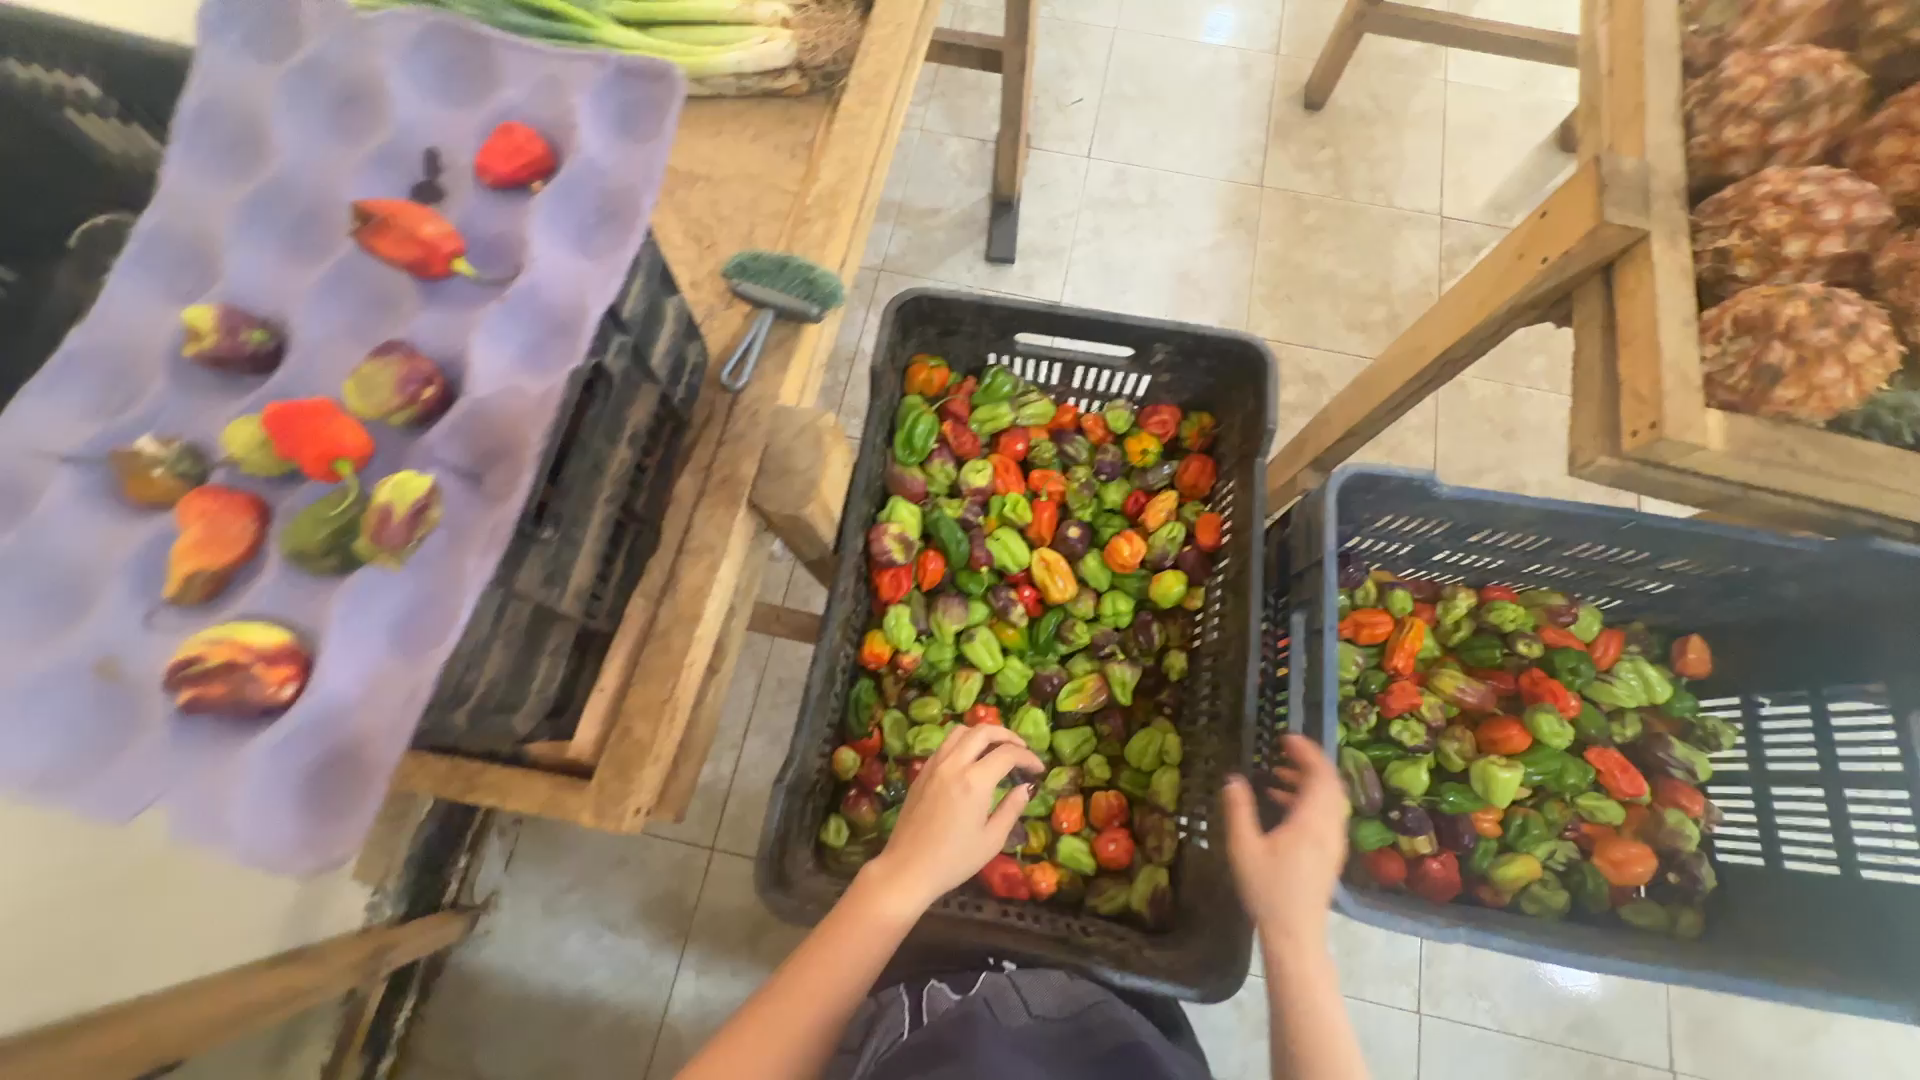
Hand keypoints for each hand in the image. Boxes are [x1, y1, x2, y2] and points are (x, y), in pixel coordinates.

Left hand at [861, 724, 1044, 917]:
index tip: (1038, 769)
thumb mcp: (992, 840)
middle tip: (1022, 749)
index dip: (1028, 757)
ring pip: (960, 731)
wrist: (907, 869)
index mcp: (974, 781)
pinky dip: (963, 743)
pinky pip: (945, 745)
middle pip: (983, 731)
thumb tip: (1025, 787)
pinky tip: (970, 761)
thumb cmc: (954, 860)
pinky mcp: (921, 772)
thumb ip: (1011, 808)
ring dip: (983, 734)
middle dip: (1007, 735)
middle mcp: (953, 764)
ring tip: (997, 749)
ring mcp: (934, 765)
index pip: (1007, 754)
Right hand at [1221, 734, 1348, 942]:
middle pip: (1330, 785)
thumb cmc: (1267, 890)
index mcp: (1311, 822)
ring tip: (1276, 775)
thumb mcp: (1243, 847)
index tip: (1286, 738)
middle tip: (1283, 751)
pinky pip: (1327, 815)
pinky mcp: (1330, 854)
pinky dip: (1309, 800)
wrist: (1295, 934)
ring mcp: (1334, 843)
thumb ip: (1239, 810)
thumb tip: (1233, 778)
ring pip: (1330, 800)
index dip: (1307, 752)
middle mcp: (1329, 828)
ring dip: (1307, 782)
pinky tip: (1282, 805)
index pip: (1320, 775)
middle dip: (1308, 763)